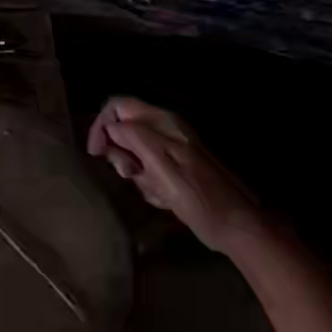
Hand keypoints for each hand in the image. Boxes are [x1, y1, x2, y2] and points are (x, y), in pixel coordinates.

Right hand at [86, 96, 262, 252]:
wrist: (234, 225)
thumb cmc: (199, 198)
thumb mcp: (163, 167)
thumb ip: (136, 140)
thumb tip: (111, 126)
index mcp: (162, 121)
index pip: (118, 106)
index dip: (102, 125)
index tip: (97, 153)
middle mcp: (165, 127)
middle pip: (123, 127)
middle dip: (120, 153)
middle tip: (130, 176)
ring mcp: (170, 146)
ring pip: (133, 151)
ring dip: (136, 173)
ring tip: (153, 191)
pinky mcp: (173, 166)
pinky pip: (147, 169)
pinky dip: (148, 183)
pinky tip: (162, 198)